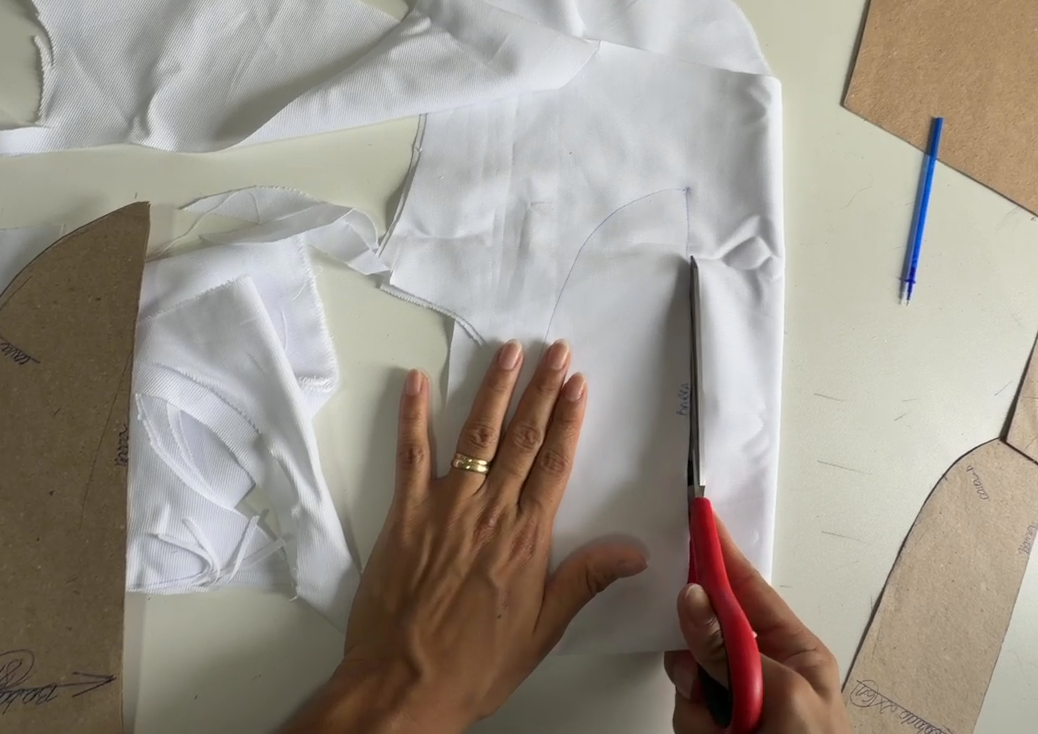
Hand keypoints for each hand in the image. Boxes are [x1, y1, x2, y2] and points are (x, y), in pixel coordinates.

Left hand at [286, 341, 648, 733]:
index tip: (577, 382)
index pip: (555, 461)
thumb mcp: (542, 631)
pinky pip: (411, 454)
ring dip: (494, 389)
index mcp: (525, 535)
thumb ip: (585, 581)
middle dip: (541, 388)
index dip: (568, 417)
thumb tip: (636, 552)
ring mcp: (445, 504)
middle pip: (523, 436)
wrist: (401, 688)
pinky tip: (416, 380)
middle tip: (554, 350)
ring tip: (509, 351)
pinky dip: (413, 415)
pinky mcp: (405, 511)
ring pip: (477, 434)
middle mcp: (490, 508)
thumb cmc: (475, 663)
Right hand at [664, 525, 848, 733]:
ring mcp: (739, 704)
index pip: (747, 587)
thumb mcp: (782, 701)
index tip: (698, 515)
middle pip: (708, 630)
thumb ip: (732, 649)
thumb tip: (692, 596)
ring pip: (690, 675)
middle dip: (702, 659)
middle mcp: (763, 671)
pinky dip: (697, 731)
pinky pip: (685, 713)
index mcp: (793, 652)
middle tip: (712, 693)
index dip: (720, 552)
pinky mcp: (717, 731)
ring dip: (701, 710)